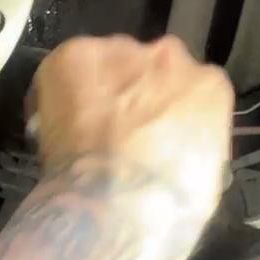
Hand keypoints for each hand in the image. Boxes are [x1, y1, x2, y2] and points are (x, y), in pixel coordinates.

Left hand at [24, 35, 232, 259]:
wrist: (119, 201)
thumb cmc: (167, 206)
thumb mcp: (199, 172)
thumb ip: (185, 143)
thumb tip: (163, 148)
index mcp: (209, 88)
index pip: (181, 88)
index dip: (155, 113)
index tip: (139, 134)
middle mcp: (170, 57)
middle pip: (141, 70)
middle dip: (124, 96)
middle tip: (104, 133)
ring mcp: (121, 53)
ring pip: (102, 65)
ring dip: (90, 90)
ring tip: (74, 130)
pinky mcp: (75, 56)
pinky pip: (61, 68)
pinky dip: (52, 92)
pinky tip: (50, 123)